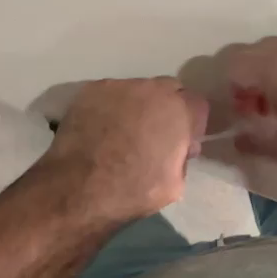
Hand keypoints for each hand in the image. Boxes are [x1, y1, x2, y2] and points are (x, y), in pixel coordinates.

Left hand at [38, 78, 208, 225]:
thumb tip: (177, 147)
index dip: (192, 124)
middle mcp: (152, 89)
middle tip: (155, 134)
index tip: (182, 142)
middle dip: (167, 109)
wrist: (78, 188)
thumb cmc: (133, 191)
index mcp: (179, 111)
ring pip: (138, 90)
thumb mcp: (175, 184)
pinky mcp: (91, 90)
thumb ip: (182, 157)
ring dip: (138, 106)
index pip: (198, 105)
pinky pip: (111, 94)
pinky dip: (111, 107)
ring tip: (123, 132)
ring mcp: (119, 86)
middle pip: (169, 90)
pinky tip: (102, 128)